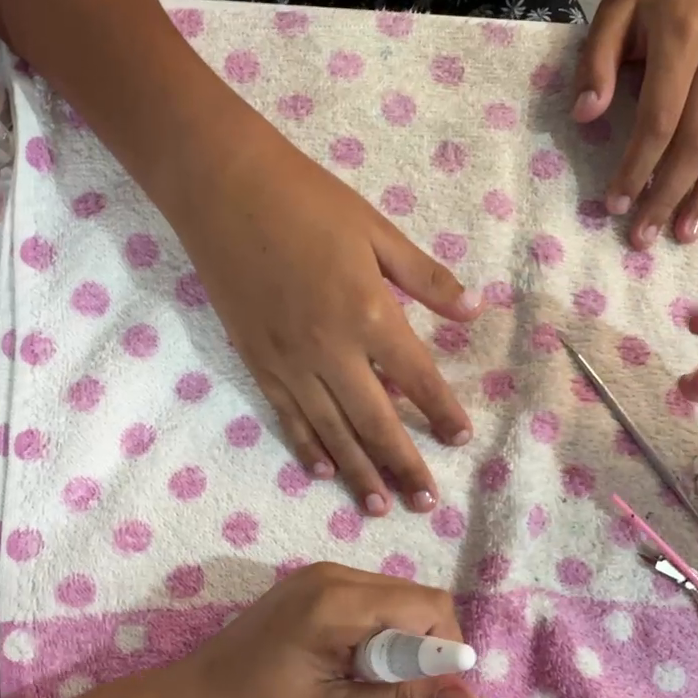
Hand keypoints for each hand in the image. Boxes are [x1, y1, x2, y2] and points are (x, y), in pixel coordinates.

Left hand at [151, 563, 480, 697]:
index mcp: (339, 600)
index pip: (429, 607)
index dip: (444, 651)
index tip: (425, 696)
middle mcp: (333, 573)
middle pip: (414, 597)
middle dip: (420, 647)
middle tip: (387, 694)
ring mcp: (318, 575)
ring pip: (392, 598)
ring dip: (397, 641)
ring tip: (361, 683)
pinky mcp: (309, 585)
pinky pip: (367, 599)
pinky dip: (374, 631)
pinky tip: (345, 665)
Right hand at [170, 133, 480, 516]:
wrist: (223, 190)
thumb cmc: (307, 201)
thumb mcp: (377, 230)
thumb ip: (425, 278)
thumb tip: (473, 310)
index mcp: (369, 315)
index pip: (418, 378)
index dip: (442, 411)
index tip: (461, 439)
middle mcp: (332, 352)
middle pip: (377, 421)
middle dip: (405, 464)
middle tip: (427, 503)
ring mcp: (290, 364)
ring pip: (333, 432)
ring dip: (361, 473)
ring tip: (382, 507)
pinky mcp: (258, 364)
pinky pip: (289, 418)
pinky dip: (309, 448)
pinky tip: (326, 473)